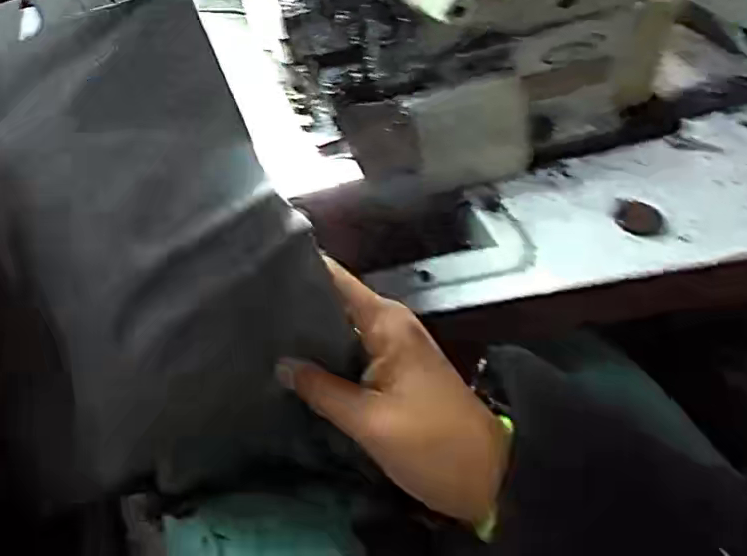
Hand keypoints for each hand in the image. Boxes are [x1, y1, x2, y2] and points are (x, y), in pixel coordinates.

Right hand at [279, 258, 510, 526]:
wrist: (491, 478)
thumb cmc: (433, 444)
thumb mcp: (371, 422)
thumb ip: (323, 390)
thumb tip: (281, 365)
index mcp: (385, 320)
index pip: (336, 278)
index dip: (301, 269)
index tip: (263, 269)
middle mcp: (388, 321)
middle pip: (335, 299)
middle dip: (299, 303)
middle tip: (255, 308)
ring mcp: (393, 342)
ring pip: (341, 324)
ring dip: (311, 331)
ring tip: (267, 331)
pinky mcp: (394, 365)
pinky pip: (352, 346)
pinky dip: (328, 351)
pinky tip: (300, 361)